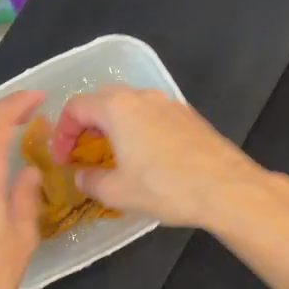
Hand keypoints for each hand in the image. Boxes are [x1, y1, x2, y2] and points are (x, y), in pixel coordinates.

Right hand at [48, 85, 281, 228]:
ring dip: (113, 125)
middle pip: (102, 99)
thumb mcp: (118, 192)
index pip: (76, 107)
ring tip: (111, 154)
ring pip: (130, 105)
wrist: (226, 189)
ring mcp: (169, 103)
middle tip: (82, 151)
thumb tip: (81, 177)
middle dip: (86, 124)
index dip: (62, 132)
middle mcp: (142, 96)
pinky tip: (144, 156)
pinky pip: (152, 114)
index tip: (61, 159)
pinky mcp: (188, 116)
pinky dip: (137, 128)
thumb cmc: (165, 188)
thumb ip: (91, 181)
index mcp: (117, 108)